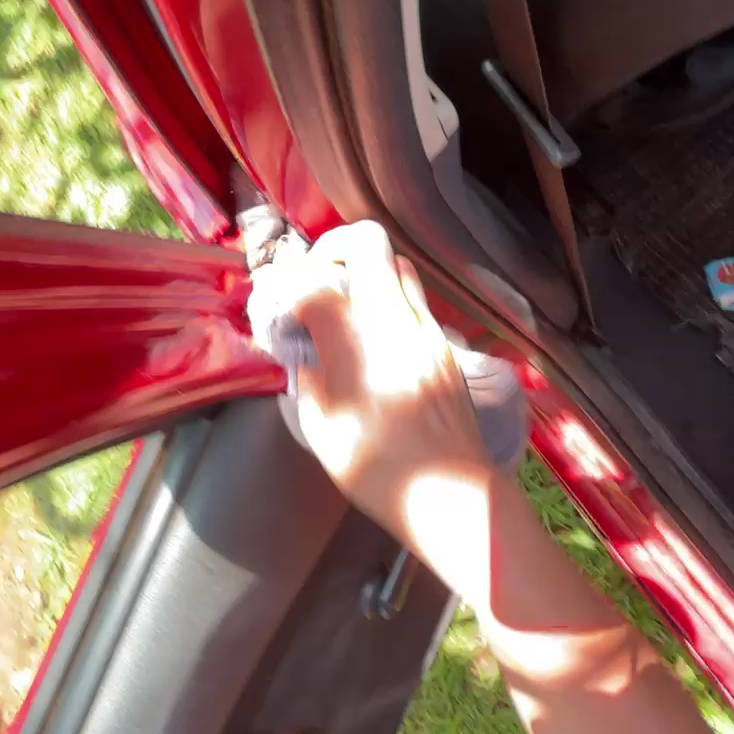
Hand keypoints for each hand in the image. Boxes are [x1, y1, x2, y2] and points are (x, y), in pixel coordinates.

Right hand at [262, 222, 492, 553]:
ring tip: (349, 306)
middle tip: (318, 279)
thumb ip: (309, 380)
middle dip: (334, 249)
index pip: (315, 278)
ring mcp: (428, 329)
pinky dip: (392, 301)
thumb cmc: (378, 468)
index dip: (289, 281)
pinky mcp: (447, 347)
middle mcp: (395, 319)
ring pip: (400, 266)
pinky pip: (417, 302)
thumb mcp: (322, 429)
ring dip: (369, 271)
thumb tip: (309, 358)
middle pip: (369, 243)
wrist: (452, 491)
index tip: (281, 302)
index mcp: (356, 338)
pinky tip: (380, 340)